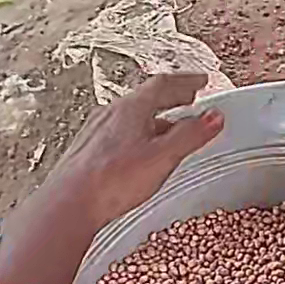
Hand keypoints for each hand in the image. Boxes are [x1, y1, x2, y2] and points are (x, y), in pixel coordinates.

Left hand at [19, 72, 224, 234]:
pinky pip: (123, 131)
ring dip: (158, 116)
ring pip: (135, 115)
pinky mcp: (93, 149)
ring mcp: (100, 130)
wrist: (71, 202)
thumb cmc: (112, 180)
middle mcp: (112, 114)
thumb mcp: (164, 156)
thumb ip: (191, 135)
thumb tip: (213, 118)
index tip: (201, 81)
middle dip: (173, 96)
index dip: (186, 81)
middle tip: (189, 97)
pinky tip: (145, 149)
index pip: (163, 84)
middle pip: (148, 97)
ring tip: (173, 125)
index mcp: (132, 109)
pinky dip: (142, 132)